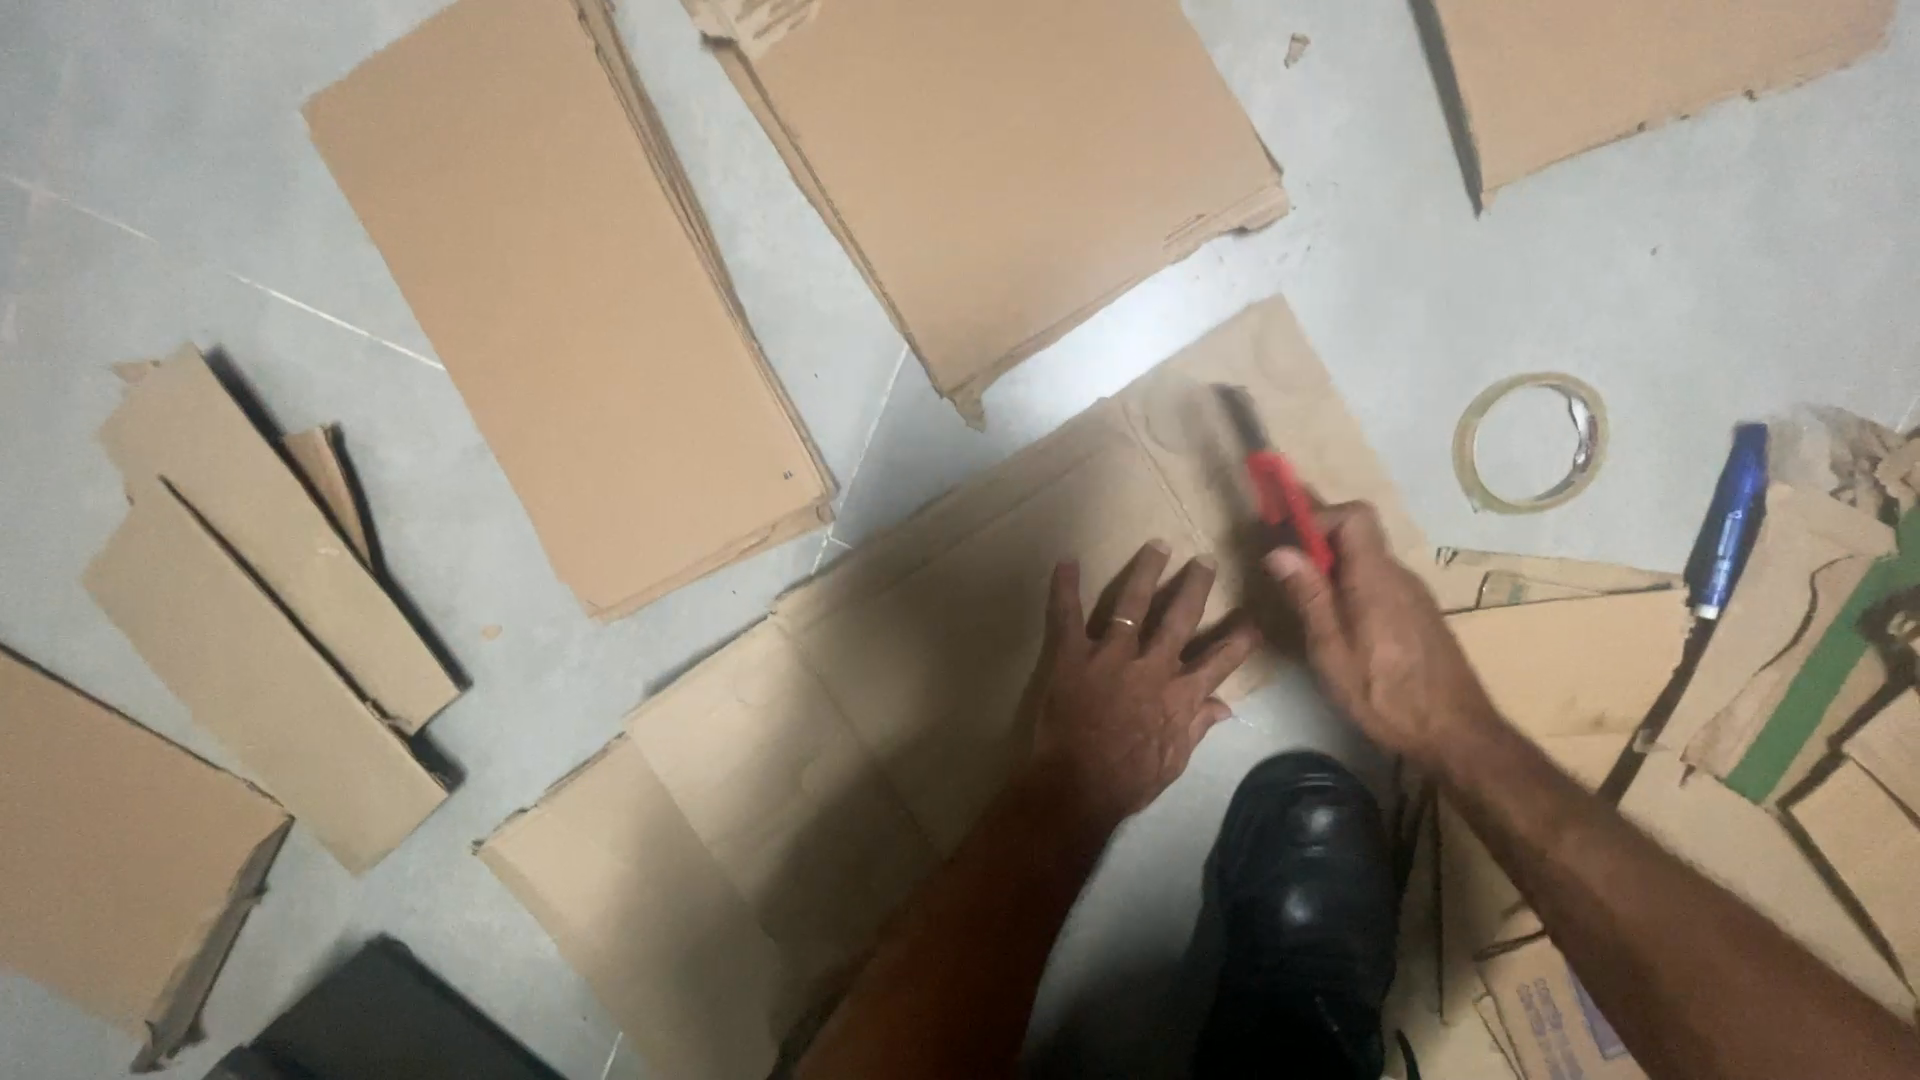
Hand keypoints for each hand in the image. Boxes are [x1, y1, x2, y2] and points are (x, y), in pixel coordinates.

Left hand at [1023, 541, 1259, 823]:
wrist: (1079, 785)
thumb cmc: (1129, 780)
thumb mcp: (1175, 760)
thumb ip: (1198, 727)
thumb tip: (1225, 707)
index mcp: (1180, 694)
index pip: (1219, 661)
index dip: (1239, 640)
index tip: (1252, 619)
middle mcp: (1152, 666)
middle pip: (1179, 617)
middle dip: (1195, 586)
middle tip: (1205, 560)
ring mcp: (1111, 656)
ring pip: (1132, 604)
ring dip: (1147, 572)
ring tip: (1157, 544)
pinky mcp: (1072, 656)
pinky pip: (1067, 615)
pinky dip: (1065, 587)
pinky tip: (1067, 560)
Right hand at [1263, 502, 1497, 768]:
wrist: (1457, 735)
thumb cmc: (1386, 697)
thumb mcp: (1332, 651)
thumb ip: (1309, 596)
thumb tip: (1279, 550)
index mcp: (1376, 580)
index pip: (1355, 516)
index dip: (1318, 516)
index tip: (1285, 540)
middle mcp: (1399, 577)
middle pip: (1358, 535)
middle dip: (1316, 542)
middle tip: (1282, 571)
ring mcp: (1413, 595)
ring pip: (1366, 561)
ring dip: (1331, 567)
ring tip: (1303, 601)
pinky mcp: (1418, 614)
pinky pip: (1378, 582)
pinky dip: (1350, 586)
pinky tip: (1337, 623)